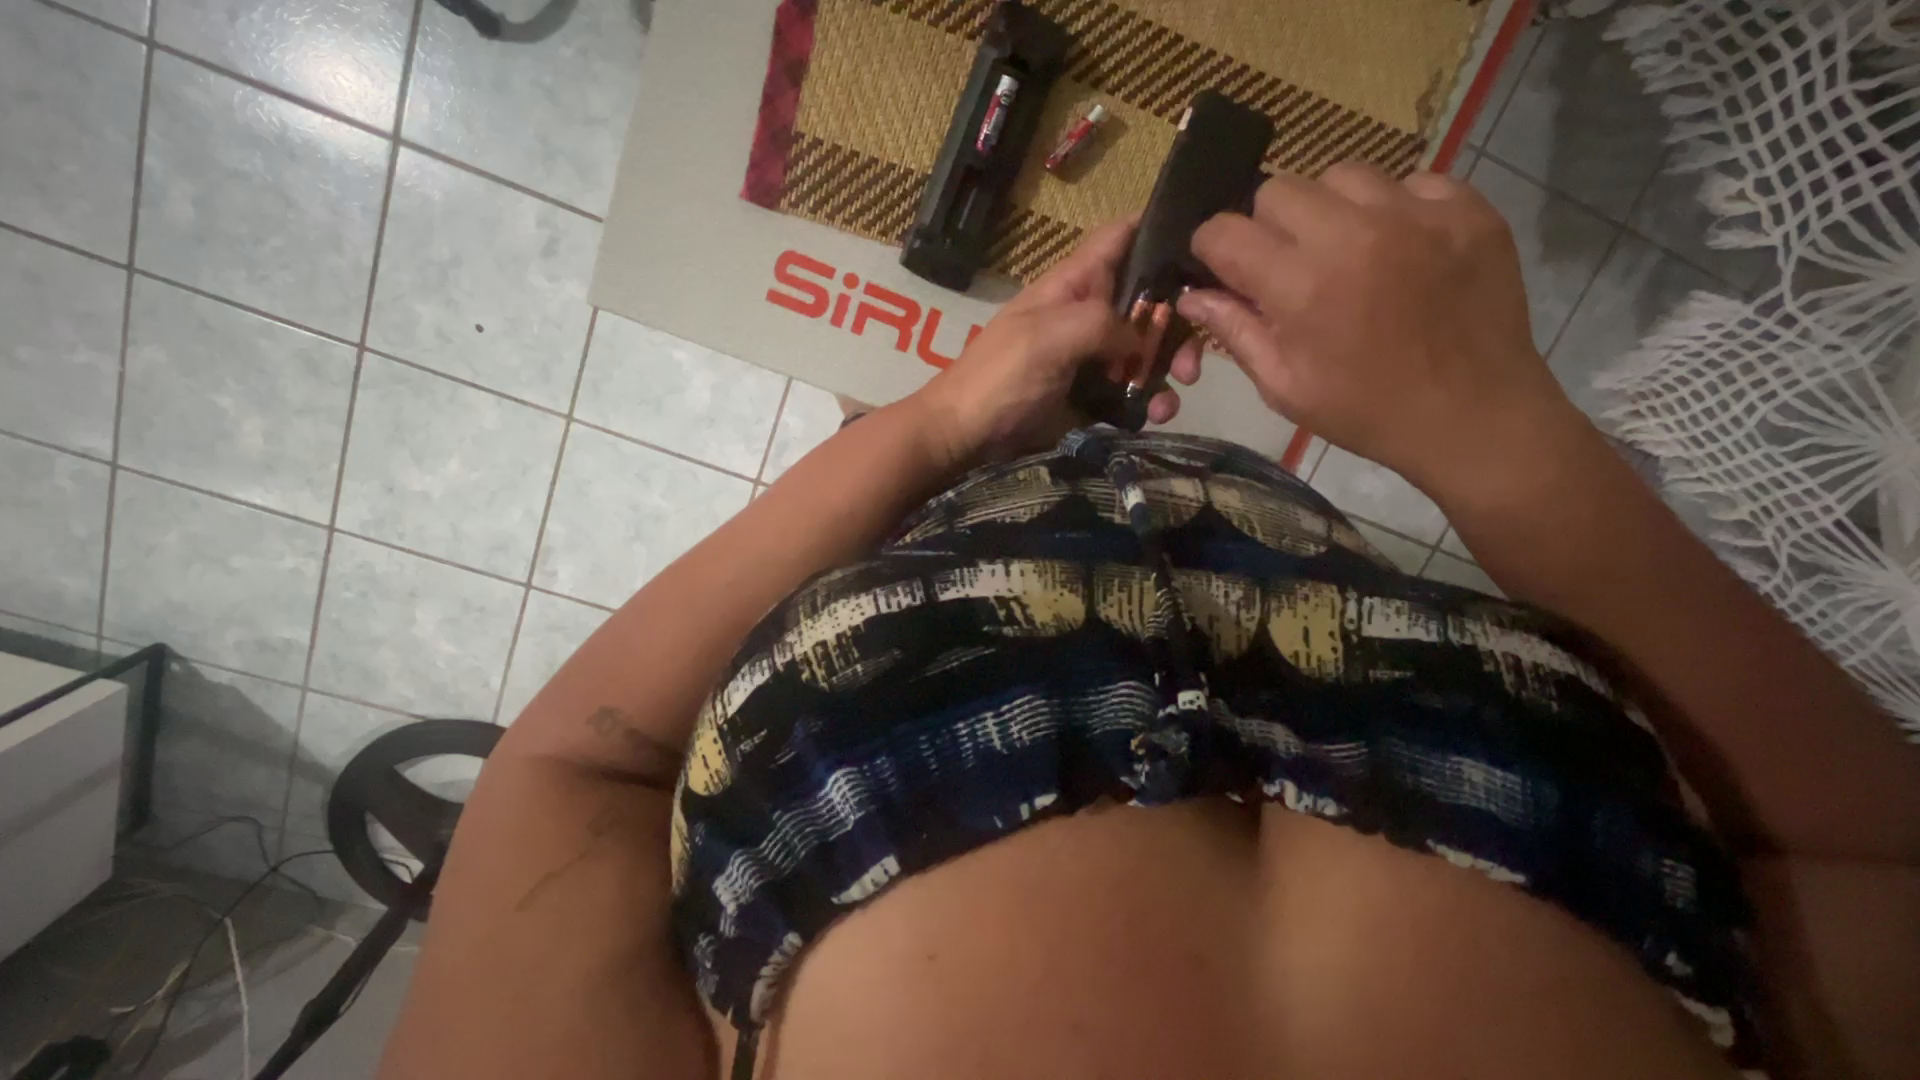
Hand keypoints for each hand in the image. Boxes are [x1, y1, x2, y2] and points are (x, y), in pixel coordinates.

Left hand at [910, 218, 1195, 469]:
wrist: (965, 438)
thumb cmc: (999, 377)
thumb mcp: (1049, 336)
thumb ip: (1103, 323)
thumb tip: (1143, 340)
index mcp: (1075, 284)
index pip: (1121, 237)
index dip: (1161, 229)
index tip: (1207, 246)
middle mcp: (1090, 313)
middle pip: (1151, 301)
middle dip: (1178, 327)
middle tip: (1192, 365)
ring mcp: (1092, 356)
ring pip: (1149, 350)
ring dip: (1169, 371)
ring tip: (1171, 401)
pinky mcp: (1093, 396)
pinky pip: (1134, 391)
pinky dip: (1151, 401)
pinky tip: (1156, 416)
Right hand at [1177, 162, 1580, 495]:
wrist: (1475, 415)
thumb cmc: (1367, 410)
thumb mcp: (1285, 386)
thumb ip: (1235, 331)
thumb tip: (1192, 294)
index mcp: (1300, 285)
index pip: (1225, 230)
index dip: (1212, 248)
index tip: (1222, 266)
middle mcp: (1352, 233)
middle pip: (1277, 189)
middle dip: (1267, 225)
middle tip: (1286, 264)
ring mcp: (1415, 213)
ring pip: (1341, 175)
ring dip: (1327, 209)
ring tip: (1345, 250)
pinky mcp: (1466, 207)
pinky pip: (1409, 180)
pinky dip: (1392, 208)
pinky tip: (1399, 249)